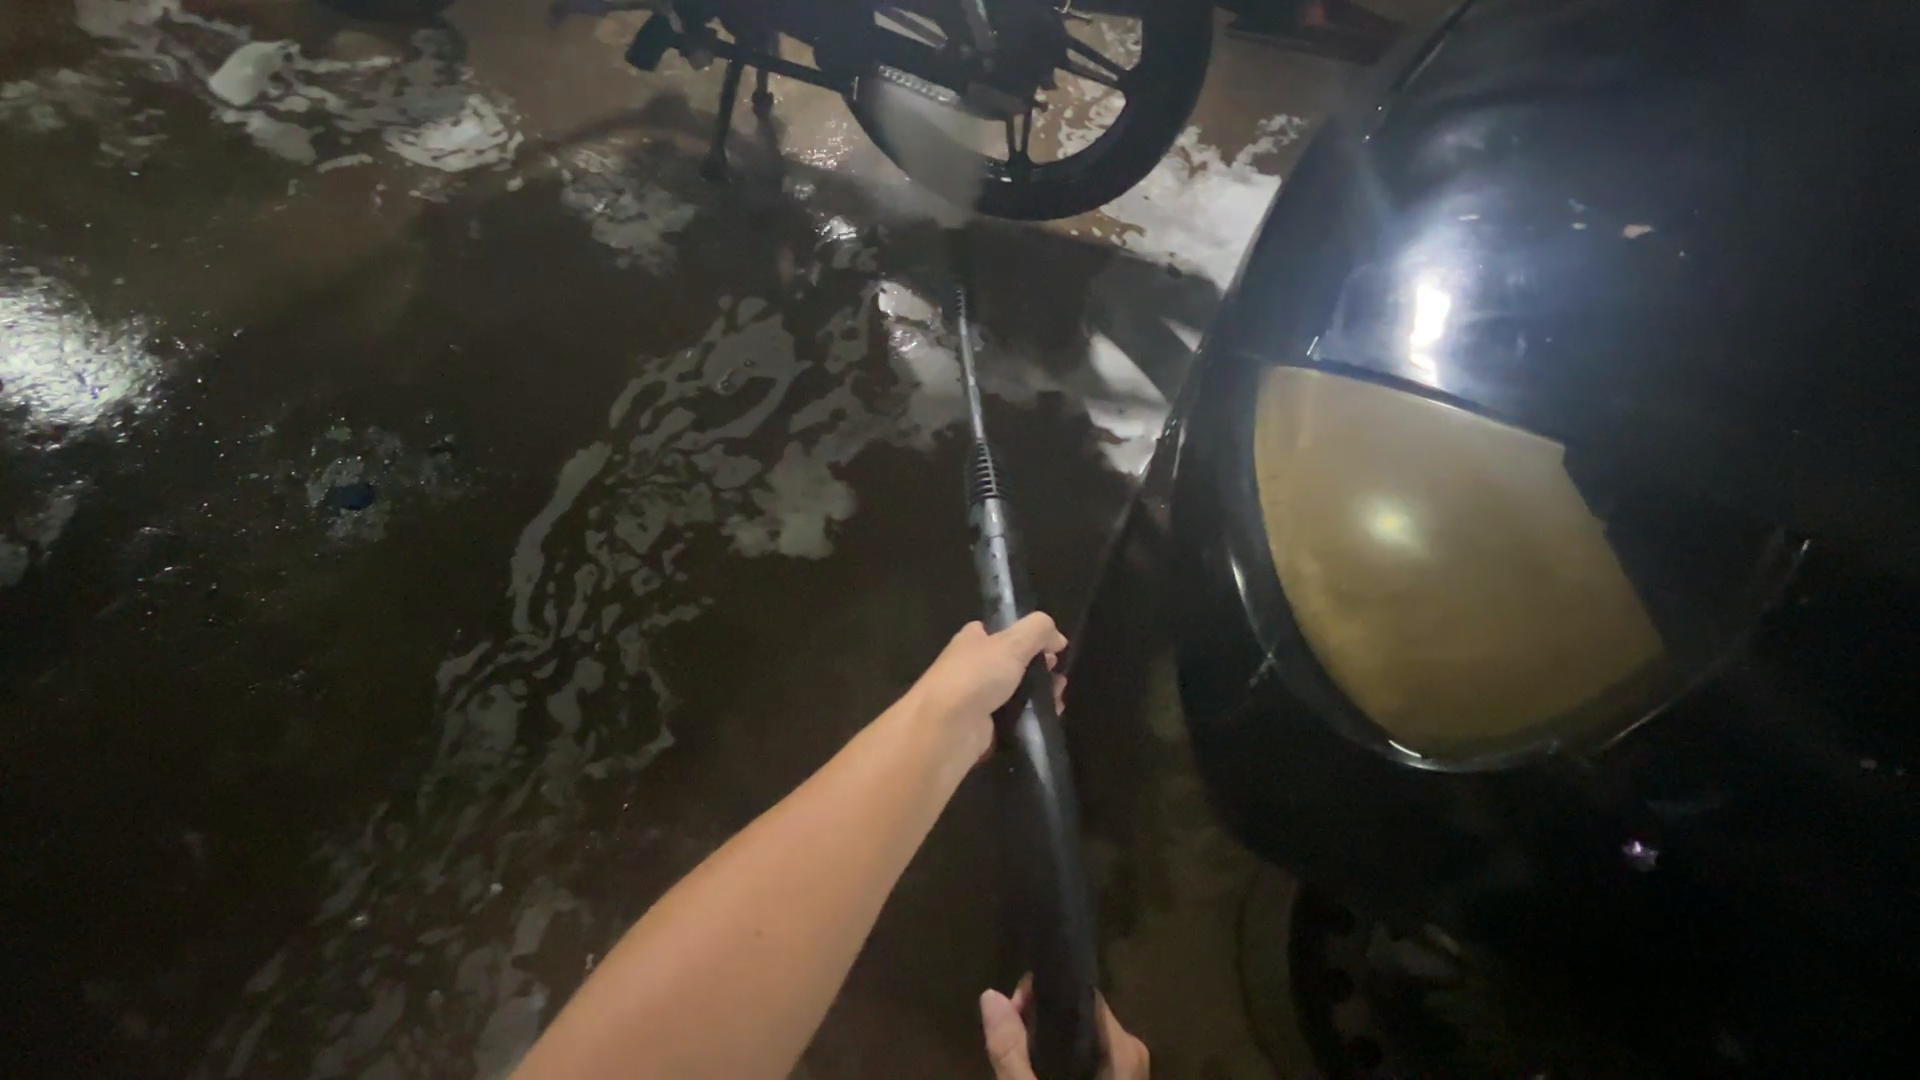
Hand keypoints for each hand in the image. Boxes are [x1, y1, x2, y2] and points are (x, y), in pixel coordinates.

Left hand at [907, 613, 1067, 761]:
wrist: (946, 728)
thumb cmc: (976, 676)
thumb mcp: (1012, 643)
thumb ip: (1038, 631)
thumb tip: (1057, 637)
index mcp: (972, 640)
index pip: (1000, 631)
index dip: (1027, 636)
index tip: (1052, 647)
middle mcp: (971, 667)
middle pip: (1012, 663)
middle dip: (1039, 668)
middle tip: (1058, 676)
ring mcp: (976, 698)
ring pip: (1015, 692)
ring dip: (1039, 694)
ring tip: (1059, 699)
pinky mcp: (983, 727)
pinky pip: (1013, 718)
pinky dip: (1031, 717)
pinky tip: (1049, 717)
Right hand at [980, 978, 1148, 1079]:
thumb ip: (1011, 1051)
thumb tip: (990, 994)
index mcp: (1122, 1046)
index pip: (1079, 992)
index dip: (1039, 994)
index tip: (1012, 1011)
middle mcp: (1132, 1050)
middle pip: (1077, 1013)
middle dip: (1039, 1022)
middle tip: (1011, 1045)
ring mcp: (1130, 1070)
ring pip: (1080, 1036)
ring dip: (1048, 1044)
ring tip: (1022, 1061)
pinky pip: (1089, 1057)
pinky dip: (1063, 1062)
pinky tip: (1042, 1073)